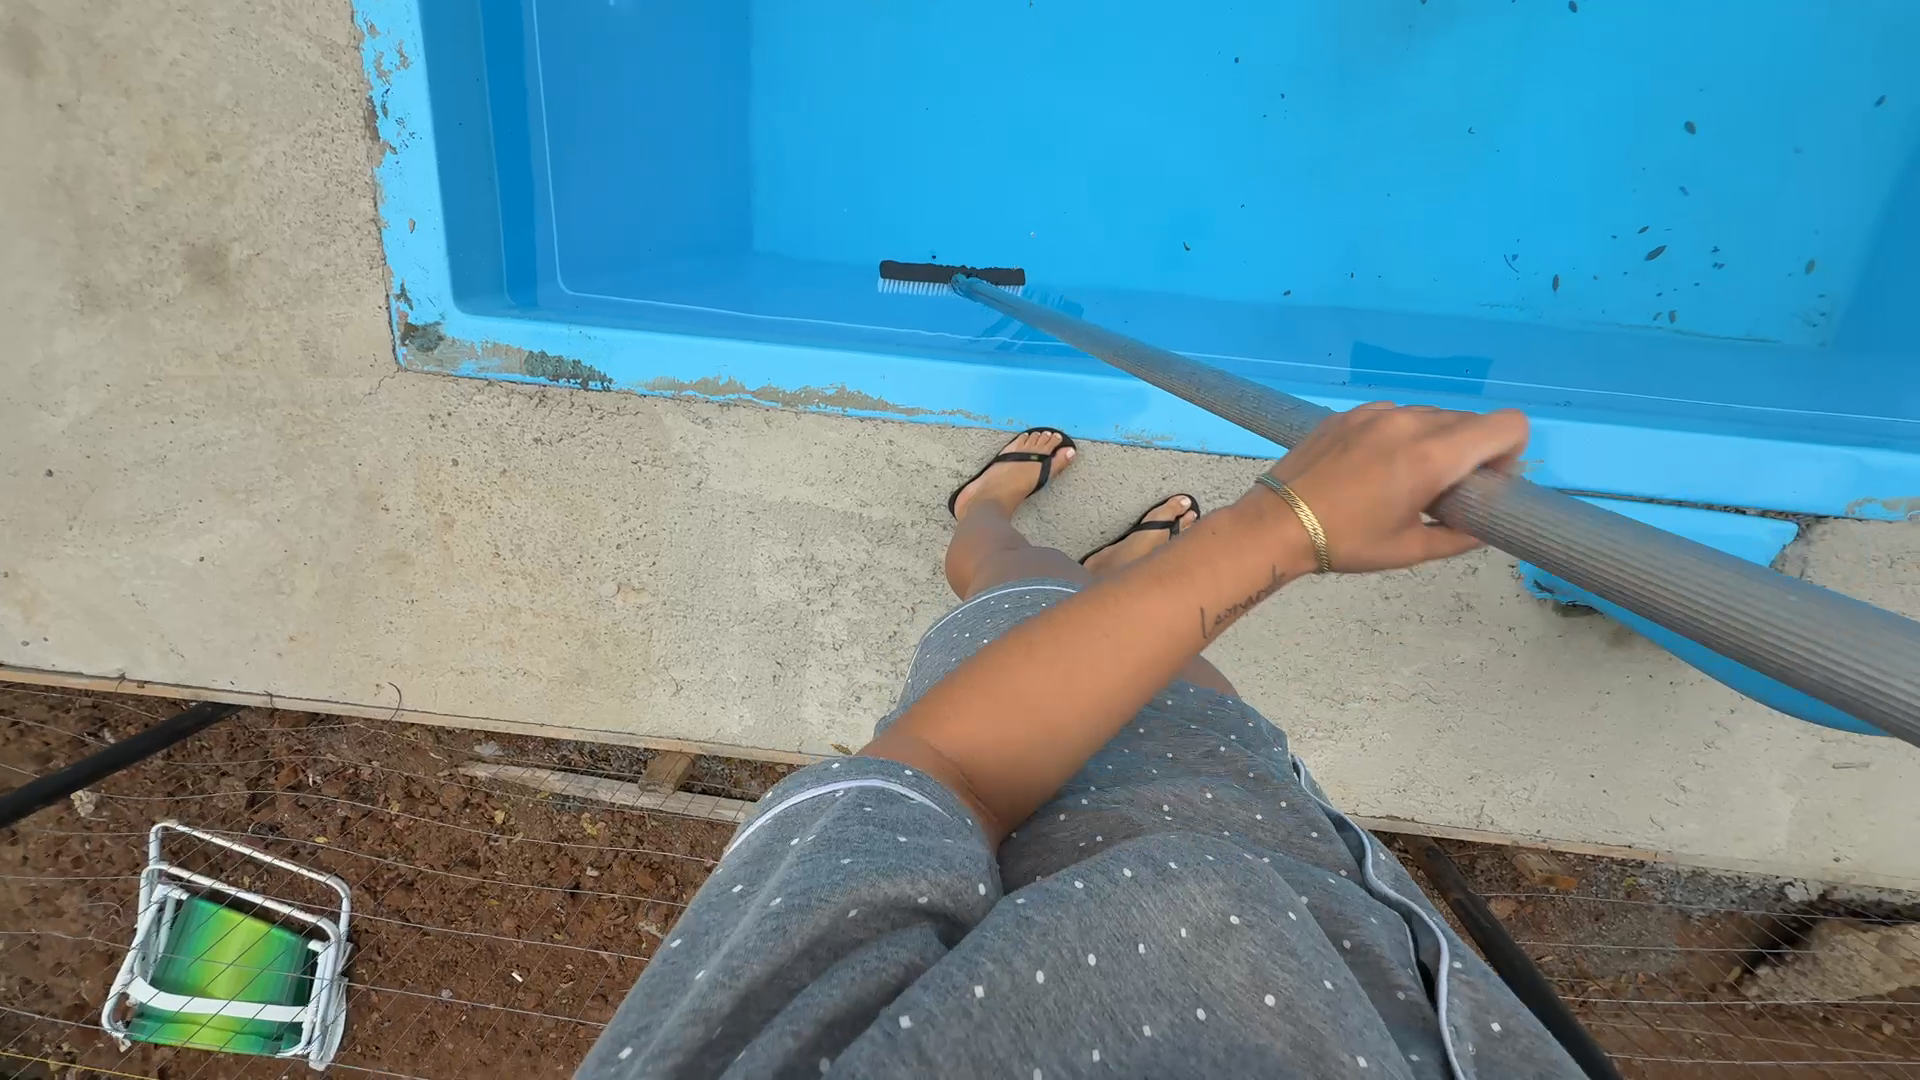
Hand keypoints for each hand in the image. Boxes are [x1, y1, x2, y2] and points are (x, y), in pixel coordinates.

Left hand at [1257, 403, 1528, 572]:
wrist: (1275, 524)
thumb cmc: (1344, 541)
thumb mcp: (1410, 550)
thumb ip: (1461, 536)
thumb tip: (1484, 526)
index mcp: (1431, 455)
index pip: (1507, 424)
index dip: (1508, 453)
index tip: (1482, 482)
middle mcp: (1406, 423)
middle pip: (1468, 420)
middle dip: (1469, 451)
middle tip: (1440, 488)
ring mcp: (1371, 415)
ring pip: (1428, 415)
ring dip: (1431, 440)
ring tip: (1400, 477)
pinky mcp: (1343, 415)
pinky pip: (1389, 415)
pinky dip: (1396, 434)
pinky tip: (1370, 465)